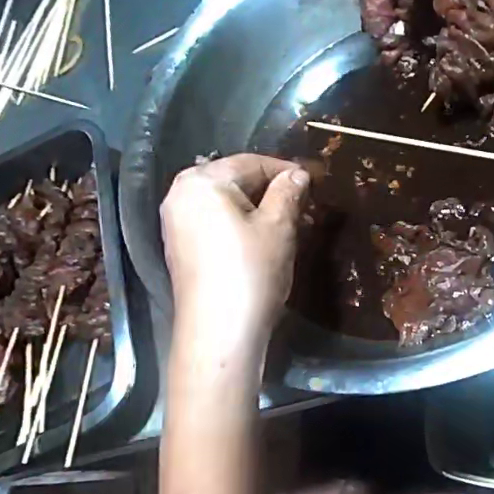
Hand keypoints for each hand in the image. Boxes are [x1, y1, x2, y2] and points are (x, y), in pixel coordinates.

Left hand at [161, 154, 309, 351]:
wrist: (219, 331)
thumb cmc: (251, 270)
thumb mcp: (279, 227)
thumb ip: (288, 193)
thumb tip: (298, 175)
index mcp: (202, 181)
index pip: (252, 162)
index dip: (287, 170)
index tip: (316, 183)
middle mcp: (181, 194)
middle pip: (236, 180)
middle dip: (272, 190)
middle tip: (306, 205)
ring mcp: (177, 222)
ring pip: (227, 203)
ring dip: (260, 208)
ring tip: (293, 223)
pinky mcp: (182, 247)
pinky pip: (216, 222)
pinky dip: (242, 224)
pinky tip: (267, 240)